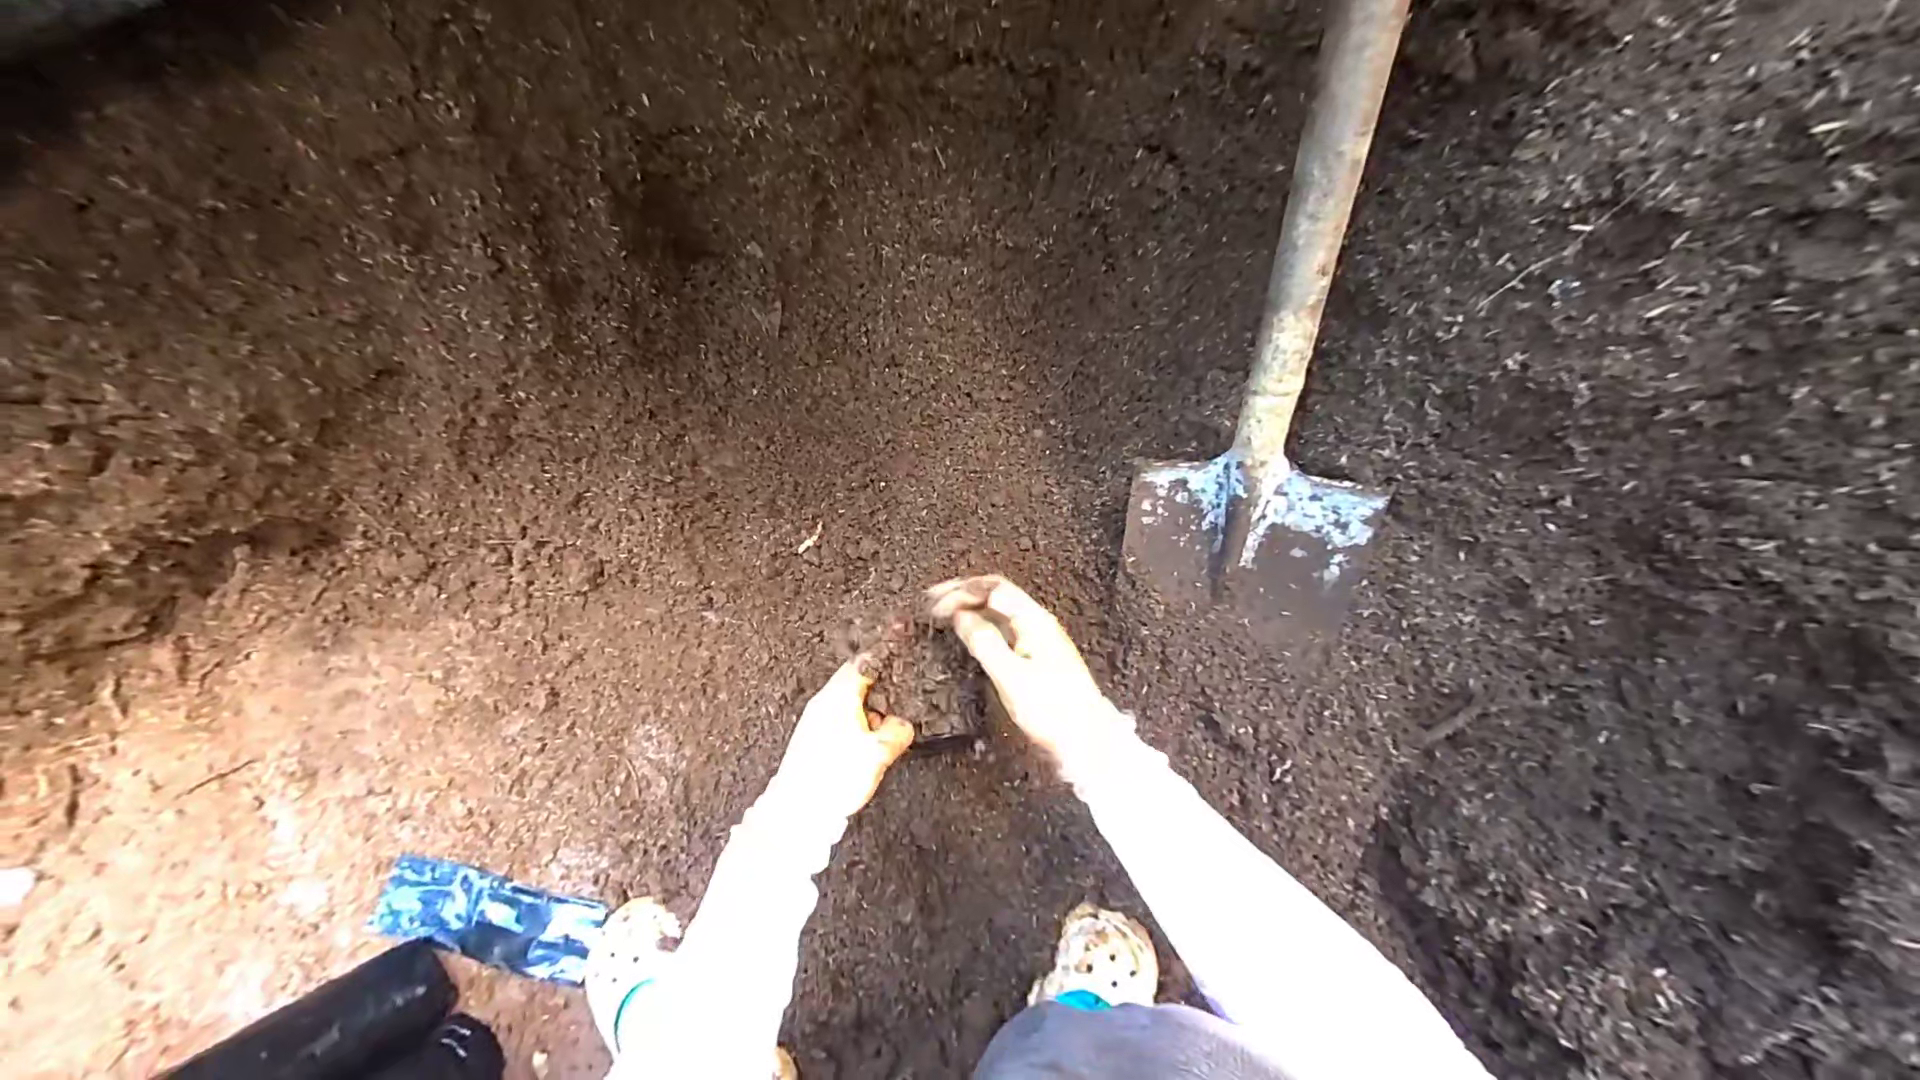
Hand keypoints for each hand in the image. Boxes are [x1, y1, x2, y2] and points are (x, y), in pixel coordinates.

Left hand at [769, 659, 914, 821]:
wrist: (798, 810)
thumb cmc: (832, 779)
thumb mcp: (878, 752)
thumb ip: (897, 731)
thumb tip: (903, 725)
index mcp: (838, 697)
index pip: (862, 662)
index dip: (883, 657)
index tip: (897, 652)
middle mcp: (823, 703)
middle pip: (856, 681)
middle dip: (879, 691)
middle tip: (897, 702)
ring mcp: (816, 720)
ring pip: (849, 703)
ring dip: (868, 711)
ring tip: (882, 732)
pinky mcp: (814, 738)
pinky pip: (841, 720)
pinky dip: (856, 726)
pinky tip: (865, 745)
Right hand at [926, 576, 1124, 764]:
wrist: (1087, 738)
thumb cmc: (1054, 711)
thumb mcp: (1011, 677)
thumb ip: (984, 642)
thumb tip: (960, 617)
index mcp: (1034, 621)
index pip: (992, 587)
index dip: (960, 591)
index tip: (935, 603)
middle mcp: (1038, 623)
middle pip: (996, 594)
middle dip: (963, 593)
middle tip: (934, 601)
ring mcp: (1039, 638)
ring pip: (999, 610)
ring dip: (971, 607)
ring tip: (946, 613)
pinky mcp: (1037, 654)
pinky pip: (1004, 627)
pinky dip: (981, 624)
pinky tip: (970, 635)